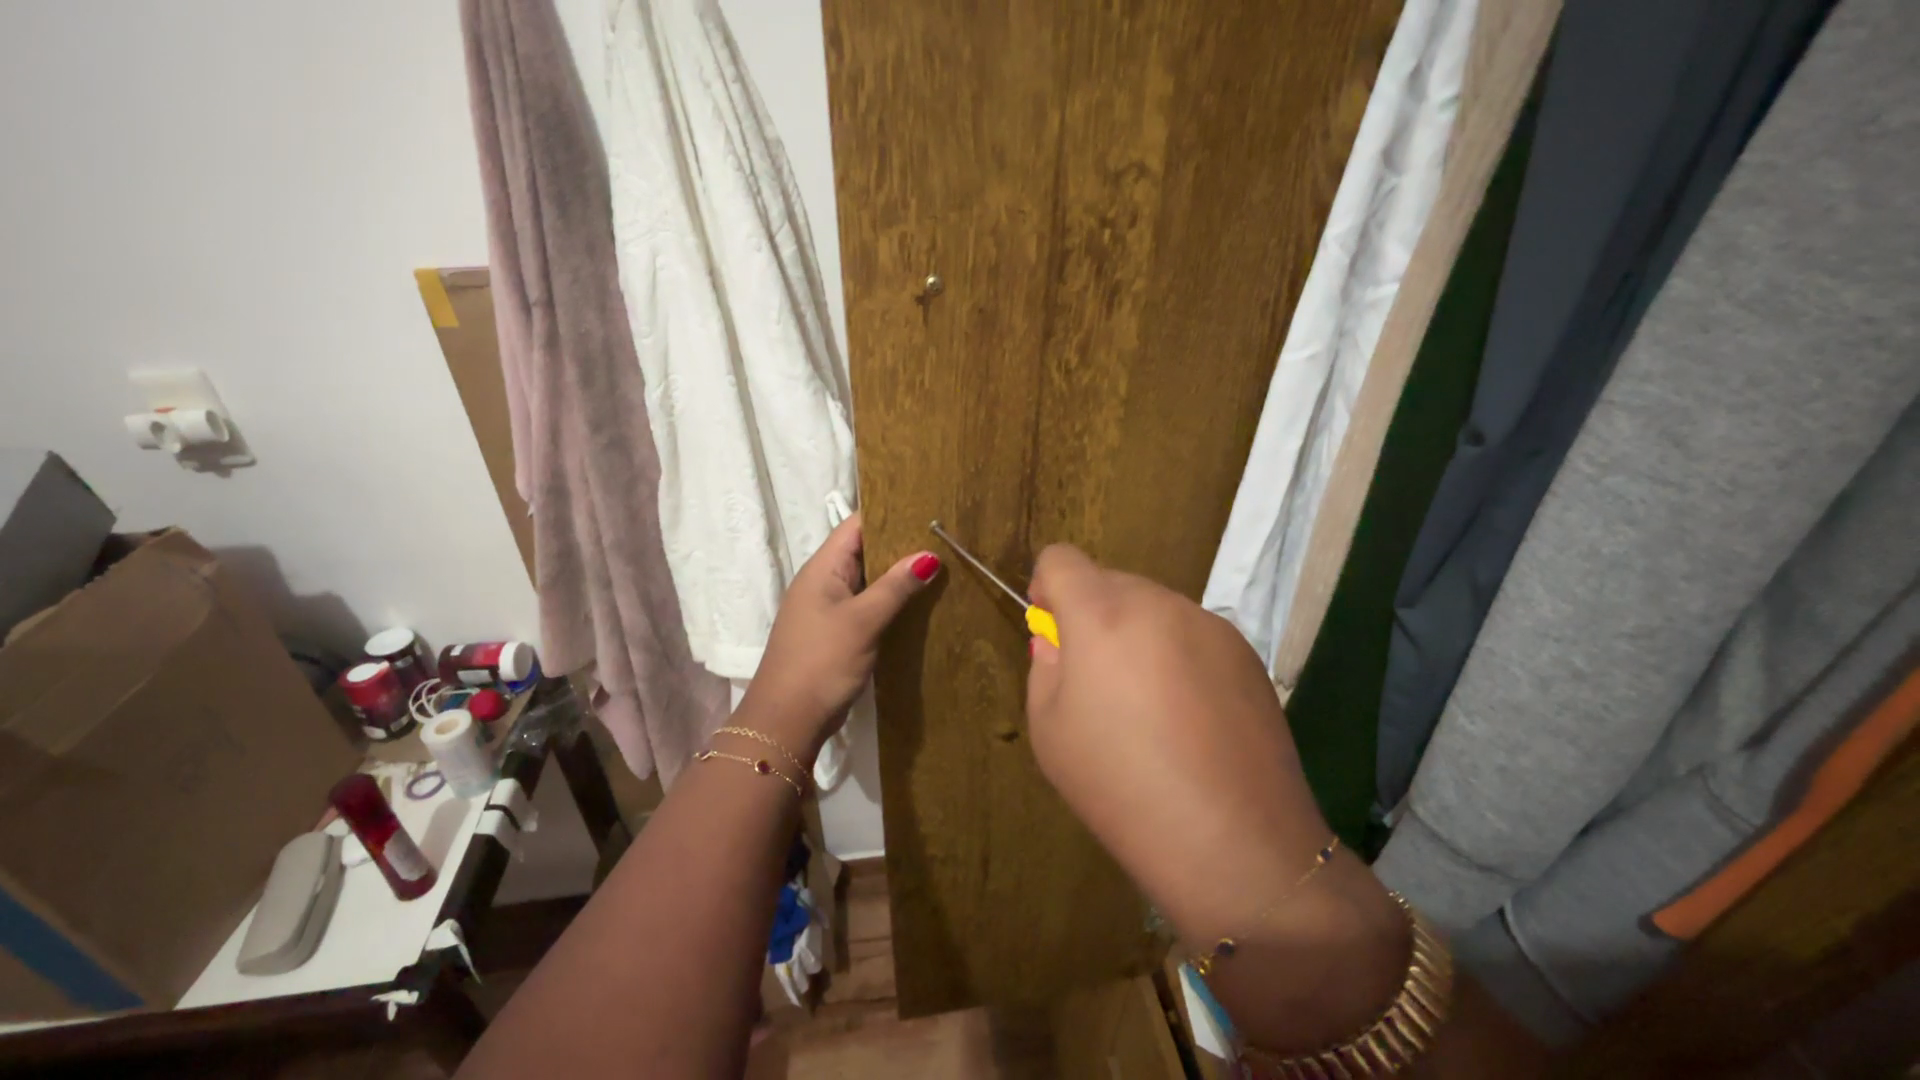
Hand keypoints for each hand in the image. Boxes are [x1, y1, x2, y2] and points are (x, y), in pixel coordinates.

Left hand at [739, 514, 940, 761]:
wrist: (788, 719)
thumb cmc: (821, 662)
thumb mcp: (862, 621)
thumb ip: (895, 586)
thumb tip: (928, 555)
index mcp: (823, 568)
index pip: (856, 525)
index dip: (889, 511)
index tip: (927, 506)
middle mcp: (824, 582)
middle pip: (864, 550)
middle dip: (900, 543)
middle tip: (944, 535)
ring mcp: (829, 609)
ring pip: (868, 580)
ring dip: (898, 575)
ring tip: (942, 563)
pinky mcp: (837, 634)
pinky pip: (868, 606)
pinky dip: (891, 602)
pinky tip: (920, 604)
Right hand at [1023, 544, 1358, 939]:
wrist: (1232, 840)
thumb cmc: (1120, 786)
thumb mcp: (1050, 731)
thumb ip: (1046, 668)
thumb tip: (1060, 643)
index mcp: (1102, 614)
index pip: (1061, 559)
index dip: (1047, 589)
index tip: (1053, 634)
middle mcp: (1160, 603)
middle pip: (1111, 583)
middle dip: (1093, 617)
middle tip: (1098, 685)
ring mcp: (1211, 626)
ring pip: (1156, 610)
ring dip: (1139, 638)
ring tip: (1150, 712)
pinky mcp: (1248, 655)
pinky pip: (1194, 638)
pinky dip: (1180, 660)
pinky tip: (1191, 722)